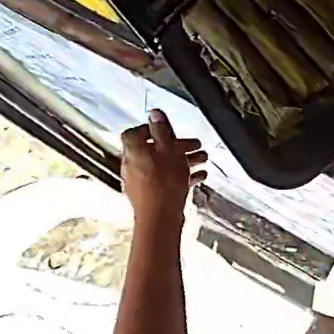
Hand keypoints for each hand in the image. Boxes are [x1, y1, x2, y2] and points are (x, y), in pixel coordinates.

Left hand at [120, 110, 205, 224]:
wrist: (160, 220)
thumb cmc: (164, 186)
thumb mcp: (169, 150)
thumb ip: (162, 130)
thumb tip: (155, 113)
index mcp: (134, 151)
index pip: (134, 132)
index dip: (151, 128)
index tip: (167, 129)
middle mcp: (132, 165)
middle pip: (153, 149)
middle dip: (176, 145)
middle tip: (193, 145)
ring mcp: (139, 182)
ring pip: (162, 164)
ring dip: (182, 159)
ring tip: (201, 160)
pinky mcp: (149, 195)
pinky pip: (165, 179)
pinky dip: (180, 175)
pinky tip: (197, 177)